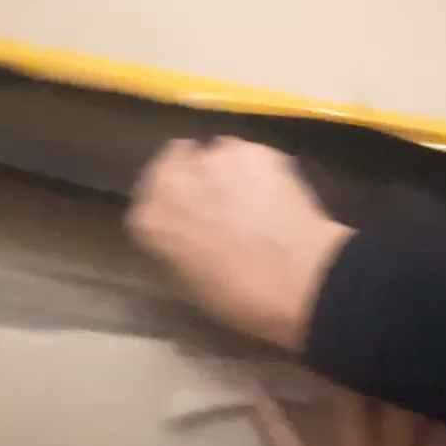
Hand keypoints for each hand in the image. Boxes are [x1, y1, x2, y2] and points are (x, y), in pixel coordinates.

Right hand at [128, 138, 352, 350]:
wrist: (299, 277)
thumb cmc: (239, 296)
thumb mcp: (186, 280)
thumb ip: (171, 244)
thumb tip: (177, 231)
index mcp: (150, 218)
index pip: (146, 199)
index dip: (169, 205)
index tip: (185, 215)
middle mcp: (172, 179)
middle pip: (172, 160)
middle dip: (190, 174)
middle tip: (214, 196)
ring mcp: (213, 157)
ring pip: (213, 152)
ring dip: (224, 169)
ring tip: (248, 193)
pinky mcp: (251, 149)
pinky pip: (247, 154)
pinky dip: (255, 168)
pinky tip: (272, 190)